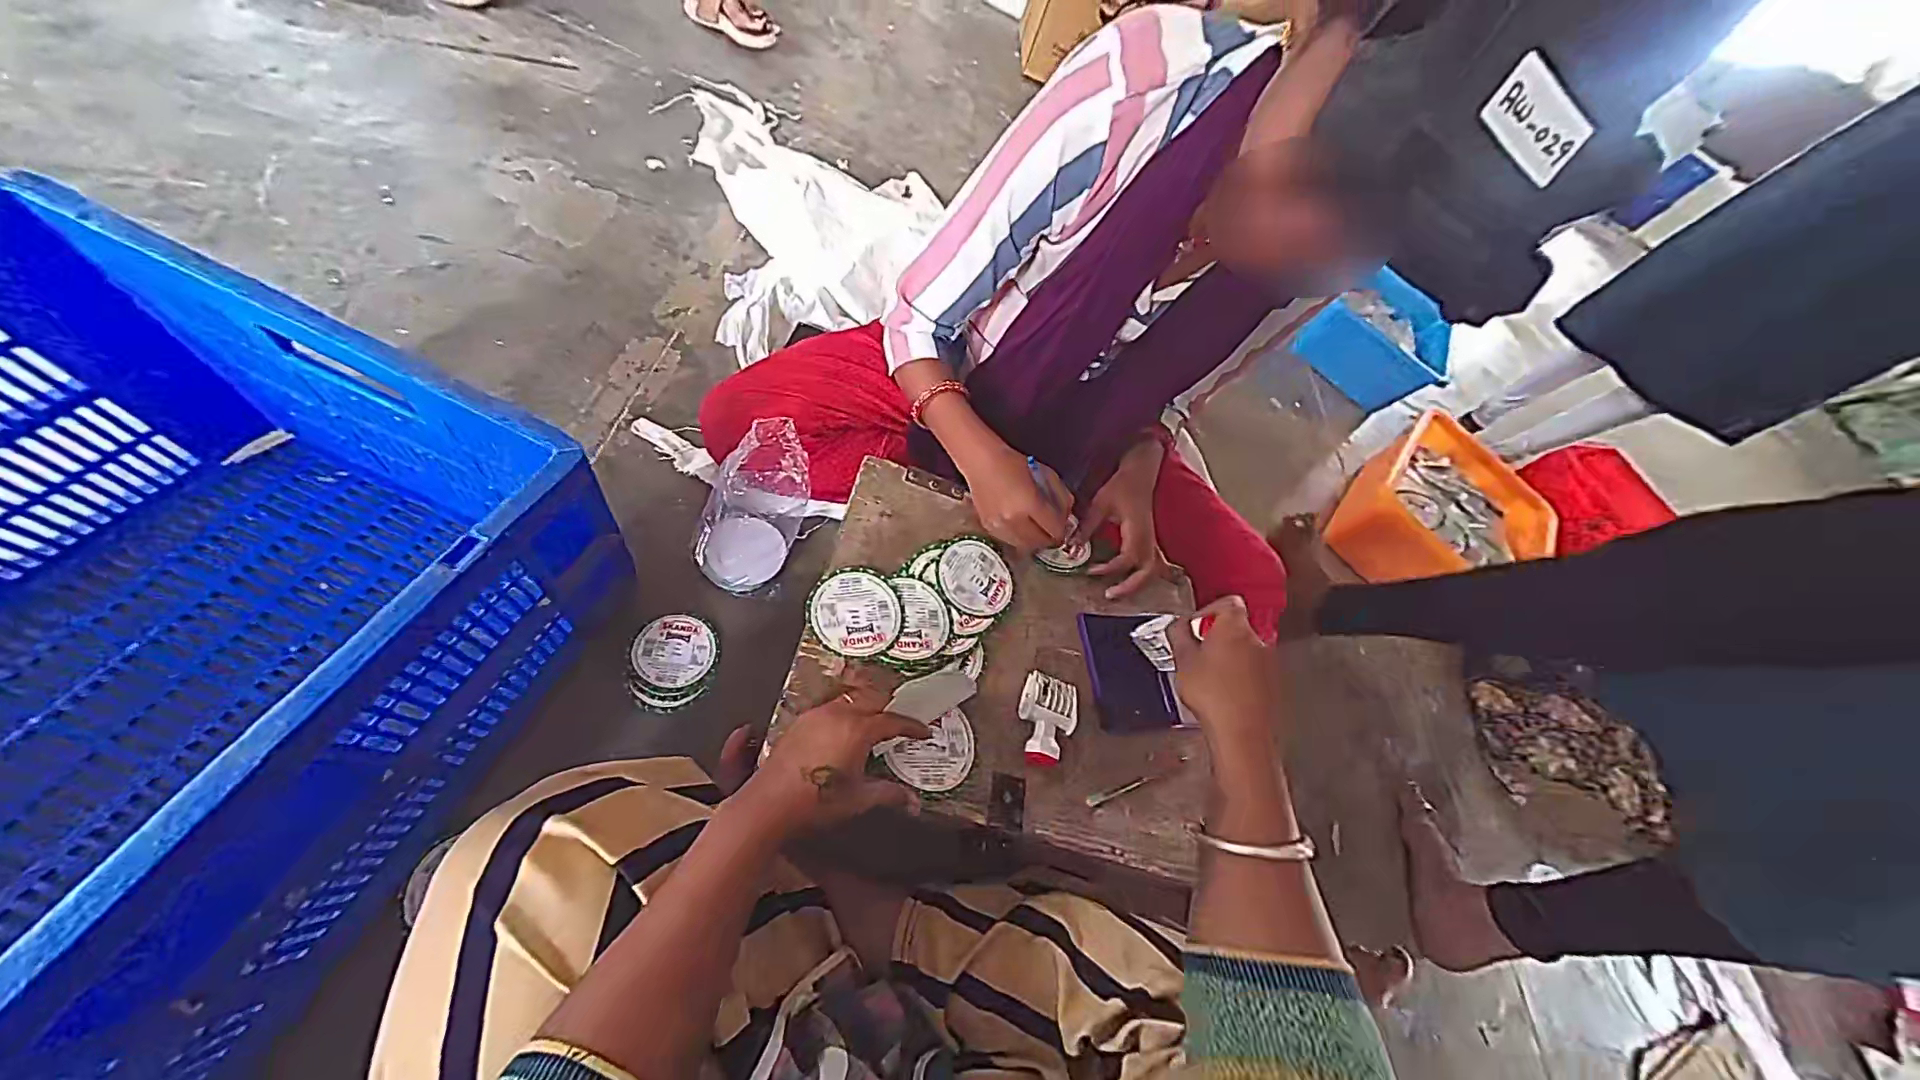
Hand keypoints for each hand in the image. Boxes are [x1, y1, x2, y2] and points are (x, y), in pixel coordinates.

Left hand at [737, 684, 928, 836]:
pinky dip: (843, 714)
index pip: (893, 721)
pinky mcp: (800, 722)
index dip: (911, 726)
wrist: (769, 804)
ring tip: (872, 723)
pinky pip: (829, 709)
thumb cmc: (815, 801)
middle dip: (889, 709)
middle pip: (871, 700)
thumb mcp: (859, 799)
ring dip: (864, 708)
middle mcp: (838, 715)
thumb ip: (889, 794)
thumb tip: (911, 801)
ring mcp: (816, 716)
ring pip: (849, 701)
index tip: (922, 731)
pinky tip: (842, 730)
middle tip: (900, 722)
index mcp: (858, 730)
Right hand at [959, 442, 1071, 551]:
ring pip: (1025, 546)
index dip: (1062, 529)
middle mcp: (1013, 520)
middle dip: (1050, 538)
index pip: (1054, 529)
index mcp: (1029, 504)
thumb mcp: (1045, 474)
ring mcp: (999, 527)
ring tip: (1038, 530)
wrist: (981, 462)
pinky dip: (1020, 538)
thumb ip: (1061, 496)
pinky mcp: (988, 528)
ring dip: (1035, 541)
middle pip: (1040, 542)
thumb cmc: (1013, 463)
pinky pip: (1010, 541)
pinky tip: (1021, 527)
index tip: (1063, 524)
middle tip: (1052, 530)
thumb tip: (1067, 515)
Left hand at [1077, 438, 1170, 599]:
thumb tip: (1070, 546)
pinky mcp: (1149, 540)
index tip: (1091, 570)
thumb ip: (1086, 527)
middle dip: (1130, 586)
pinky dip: (1138, 575)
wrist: (1141, 472)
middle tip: (1109, 595)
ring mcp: (1151, 540)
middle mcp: (1148, 538)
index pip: (1128, 558)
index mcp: (1137, 529)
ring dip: (1135, 583)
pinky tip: (1124, 579)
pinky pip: (1148, 563)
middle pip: (1147, 571)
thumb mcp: (1100, 504)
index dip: (1109, 568)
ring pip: (1150, 570)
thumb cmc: (1122, 485)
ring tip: (1115, 591)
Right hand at [1168, 596, 1280, 760]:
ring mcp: (1268, 662)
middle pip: (1235, 626)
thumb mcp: (1182, 660)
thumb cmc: (1213, 695)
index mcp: (1235, 627)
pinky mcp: (1272, 683)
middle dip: (1214, 637)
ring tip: (1207, 677)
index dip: (1208, 611)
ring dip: (1226, 657)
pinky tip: (1221, 692)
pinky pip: (1252, 670)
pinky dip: (1238, 675)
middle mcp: (1257, 640)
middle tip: (1196, 653)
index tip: (1194, 627)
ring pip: (1243, 649)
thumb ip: (1178, 635)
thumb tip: (1178, 626)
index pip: (1228, 602)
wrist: (1241, 732)